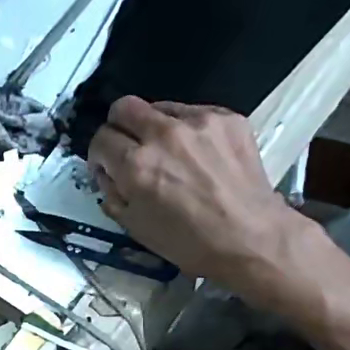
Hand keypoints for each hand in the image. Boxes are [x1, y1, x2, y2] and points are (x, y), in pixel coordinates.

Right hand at [88, 96, 321, 307]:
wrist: (250, 238)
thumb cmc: (186, 242)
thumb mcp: (133, 225)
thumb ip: (112, 192)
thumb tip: (108, 173)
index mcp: (136, 165)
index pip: (100, 139)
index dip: (99, 156)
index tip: (108, 167)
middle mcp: (163, 135)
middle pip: (123, 107)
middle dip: (119, 127)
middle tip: (129, 148)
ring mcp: (198, 122)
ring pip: (159, 107)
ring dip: (154, 127)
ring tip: (169, 153)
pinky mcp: (228, 118)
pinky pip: (194, 113)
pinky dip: (187, 130)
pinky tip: (199, 154)